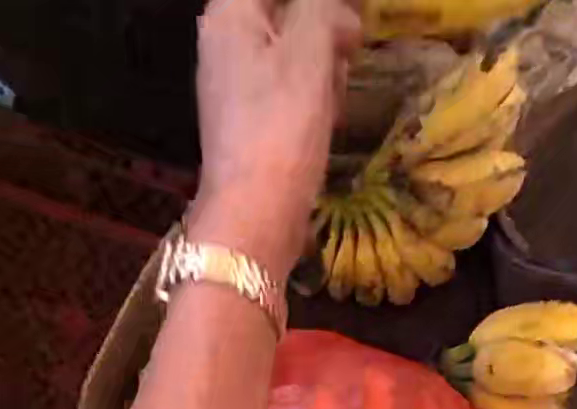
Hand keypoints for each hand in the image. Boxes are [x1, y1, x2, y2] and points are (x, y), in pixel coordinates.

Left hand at [189, 0, 361, 275]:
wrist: (256, 217)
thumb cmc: (281, 126)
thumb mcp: (309, 48)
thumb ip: (321, 8)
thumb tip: (333, 9)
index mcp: (229, 17)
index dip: (319, 1)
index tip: (347, 17)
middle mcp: (226, 51)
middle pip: (285, 14)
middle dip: (323, 26)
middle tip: (350, 46)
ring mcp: (238, 95)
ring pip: (292, 57)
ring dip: (323, 66)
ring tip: (338, 88)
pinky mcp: (253, 132)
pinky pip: (288, 97)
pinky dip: (311, 100)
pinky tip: (329, 118)